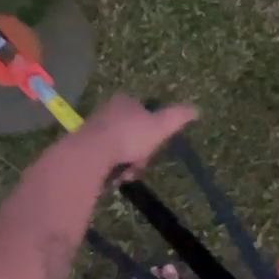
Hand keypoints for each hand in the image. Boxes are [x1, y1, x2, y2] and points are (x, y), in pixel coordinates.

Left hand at [73, 95, 196, 175]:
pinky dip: (110, 169)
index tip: (154, 146)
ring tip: (125, 175)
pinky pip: (103, 159)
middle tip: (138, 166)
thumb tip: (196, 109)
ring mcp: (93, 128)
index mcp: (125, 101)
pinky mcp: (82, 146)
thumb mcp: (160, 126)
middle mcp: (107, 110)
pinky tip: (112, 177)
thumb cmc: (130, 136)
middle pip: (132, 134)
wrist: (92, 152)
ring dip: (125, 164)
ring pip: (118, 148)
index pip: (145, 114)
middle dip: (138, 153)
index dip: (153, 131)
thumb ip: (178, 117)